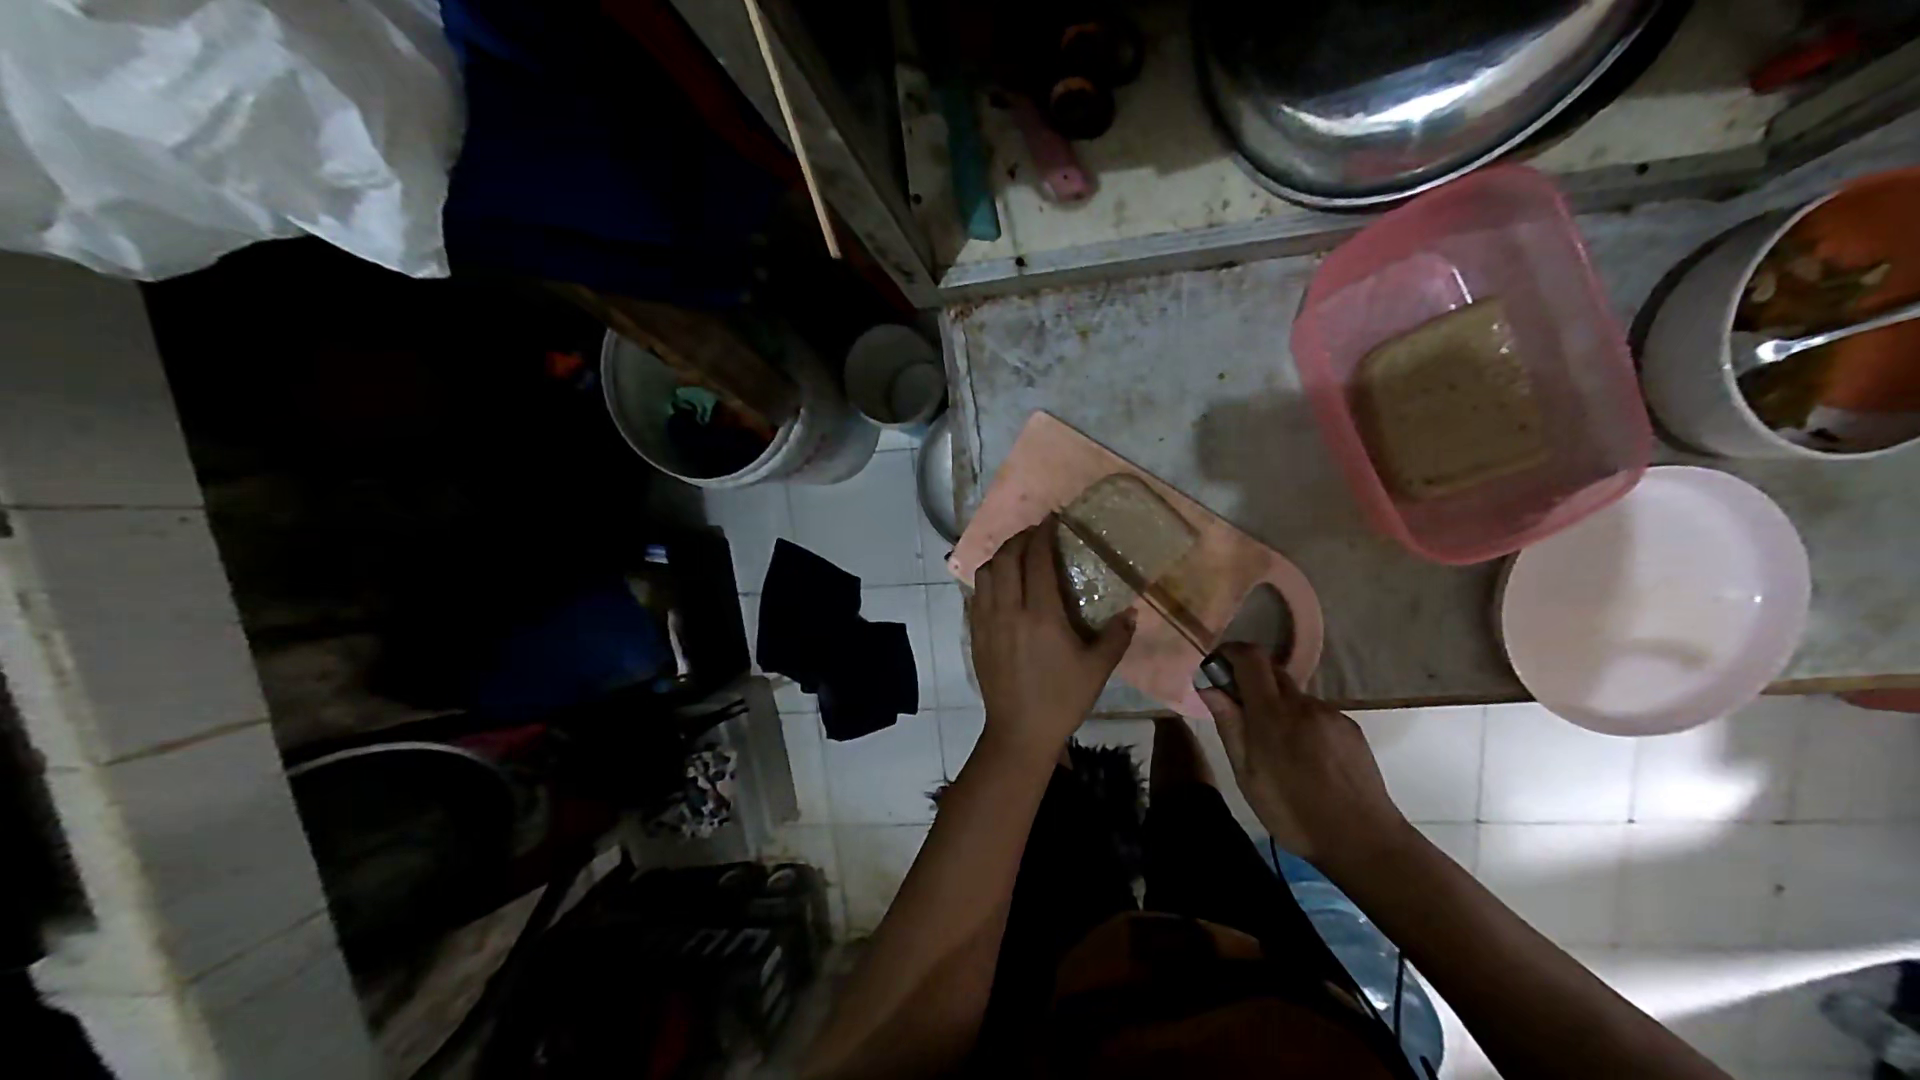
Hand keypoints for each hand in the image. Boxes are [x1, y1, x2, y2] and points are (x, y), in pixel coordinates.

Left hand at [968, 516, 1134, 757]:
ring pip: (986, 573)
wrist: (1019, 731)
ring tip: (1017, 553)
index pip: (1037, 560)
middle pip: (1006, 559)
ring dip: (1001, 555)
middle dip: (1020, 538)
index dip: (1043, 535)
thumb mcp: (1097, 669)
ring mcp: (987, 622)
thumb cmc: (1061, 699)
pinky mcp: (976, 635)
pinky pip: (977, 594)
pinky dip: (989, 578)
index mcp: (1040, 614)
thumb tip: (1131, 613)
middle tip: (1036, 533)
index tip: (1051, 519)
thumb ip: (1116, 637)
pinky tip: (1002, 583)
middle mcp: (1008, 611)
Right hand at [1198, 643, 1408, 864]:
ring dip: (1277, 707)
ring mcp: (1331, 714)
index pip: (1251, 657)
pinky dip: (1301, 722)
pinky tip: (1305, 757)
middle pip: (1272, 670)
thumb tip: (1210, 688)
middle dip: (1250, 680)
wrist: (1364, 840)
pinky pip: (1315, 712)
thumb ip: (1229, 725)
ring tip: (1276, 748)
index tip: (1216, 667)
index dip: (1230, 652)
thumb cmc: (1292, 812)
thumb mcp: (1247, 774)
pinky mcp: (1350, 727)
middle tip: (1240, 712)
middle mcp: (1303, 704)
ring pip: (1294, 695)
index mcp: (1272, 713)